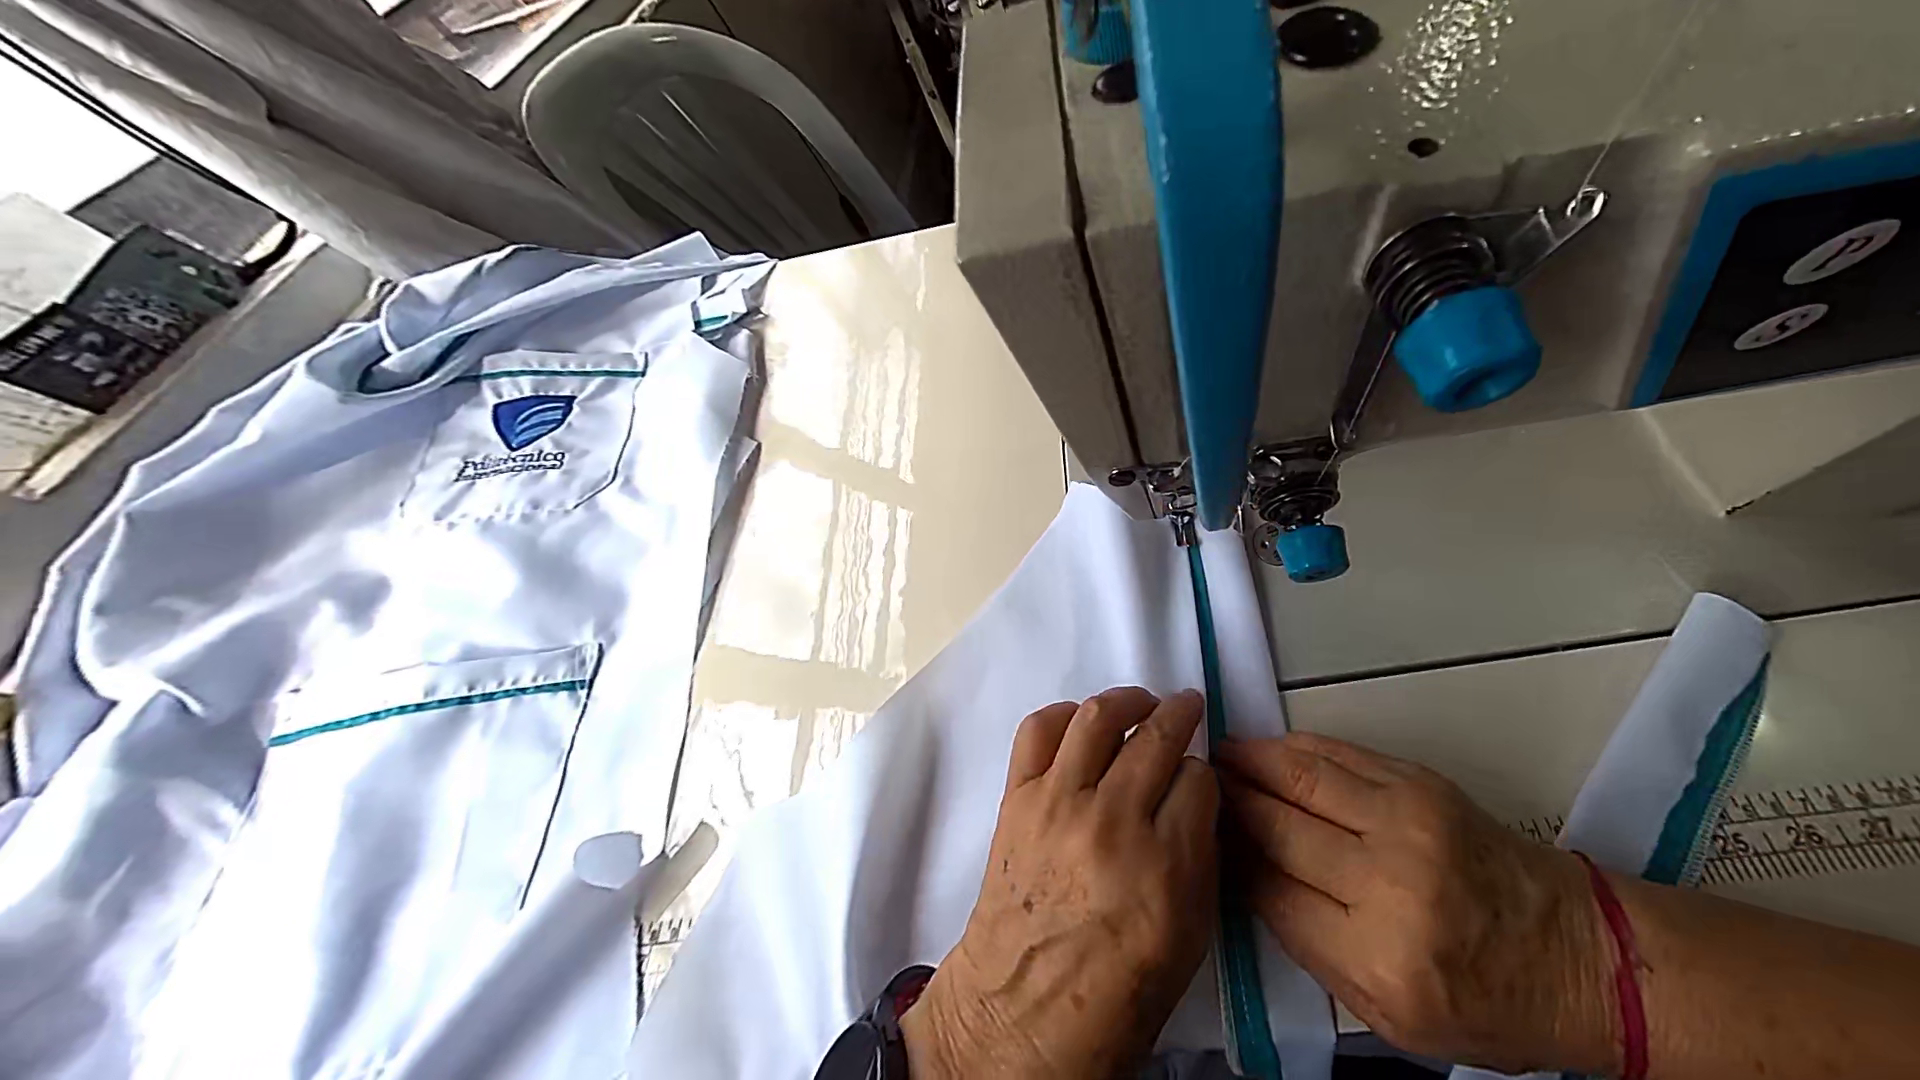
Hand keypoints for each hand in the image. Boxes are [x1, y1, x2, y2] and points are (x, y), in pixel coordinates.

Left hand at [901, 688, 1219, 1079]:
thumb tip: (1194, 793)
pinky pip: (1039, 730)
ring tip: (1140, 702)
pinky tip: (1081, 722)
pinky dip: (1065, 714)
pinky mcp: (1017, 796)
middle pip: (1156, 739)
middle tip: (1187, 706)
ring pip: (1099, 718)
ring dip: (1127, 700)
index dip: (1205, 772)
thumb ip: (1199, 853)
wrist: (1024, 1007)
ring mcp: (1058, 801)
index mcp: (1165, 864)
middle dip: (1179, 714)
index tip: (1200, 774)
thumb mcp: (1190, 932)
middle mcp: (1111, 820)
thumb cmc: (1118, 988)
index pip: (1200, 780)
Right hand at [1217, 733, 1616, 1074]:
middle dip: (1226, 800)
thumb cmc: (1482, 1001)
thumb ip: (1305, 942)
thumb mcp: (1386, 1013)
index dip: (1225, 855)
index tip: (1200, 835)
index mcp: (1377, 955)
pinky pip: (1337, 753)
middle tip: (1193, 783)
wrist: (1582, 957)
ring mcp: (1408, 822)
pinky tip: (1265, 750)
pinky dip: (1291, 747)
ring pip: (1298, 775)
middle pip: (1274, 823)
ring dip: (1247, 760)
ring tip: (1218, 755)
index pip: (1266, 887)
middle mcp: (1389, 881)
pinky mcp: (1422, 784)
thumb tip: (1242, 869)